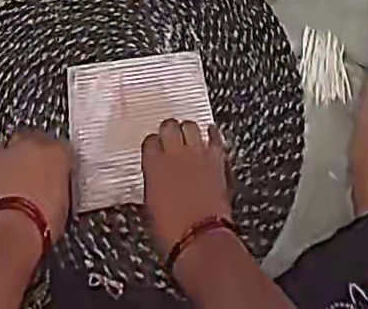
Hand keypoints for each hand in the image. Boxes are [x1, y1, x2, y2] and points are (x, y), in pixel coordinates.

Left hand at [0, 131, 73, 243]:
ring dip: (17, 159)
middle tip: (36, 176)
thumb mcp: (64, 206)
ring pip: (16, 146)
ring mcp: (14, 150)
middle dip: (36, 156)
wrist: (13, 230)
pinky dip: (1, 169)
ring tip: (17, 181)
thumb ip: (61, 187)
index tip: (57, 178)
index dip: (59, 166)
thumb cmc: (41, 222)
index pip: (63, 150)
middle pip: (38, 142)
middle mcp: (37, 144)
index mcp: (61, 152)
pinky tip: (2, 186)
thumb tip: (56, 192)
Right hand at [141, 120, 231, 254]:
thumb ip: (153, 183)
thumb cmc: (173, 234)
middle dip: (169, 131)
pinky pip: (214, 136)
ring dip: (188, 131)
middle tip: (170, 139)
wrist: (201, 242)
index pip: (150, 141)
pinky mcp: (216, 158)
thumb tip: (155, 178)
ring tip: (188, 137)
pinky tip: (210, 135)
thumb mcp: (151, 207)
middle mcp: (174, 153)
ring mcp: (197, 153)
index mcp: (154, 165)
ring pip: (191, 125)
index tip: (155, 150)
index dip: (153, 145)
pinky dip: (211, 134)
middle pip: (169, 125)